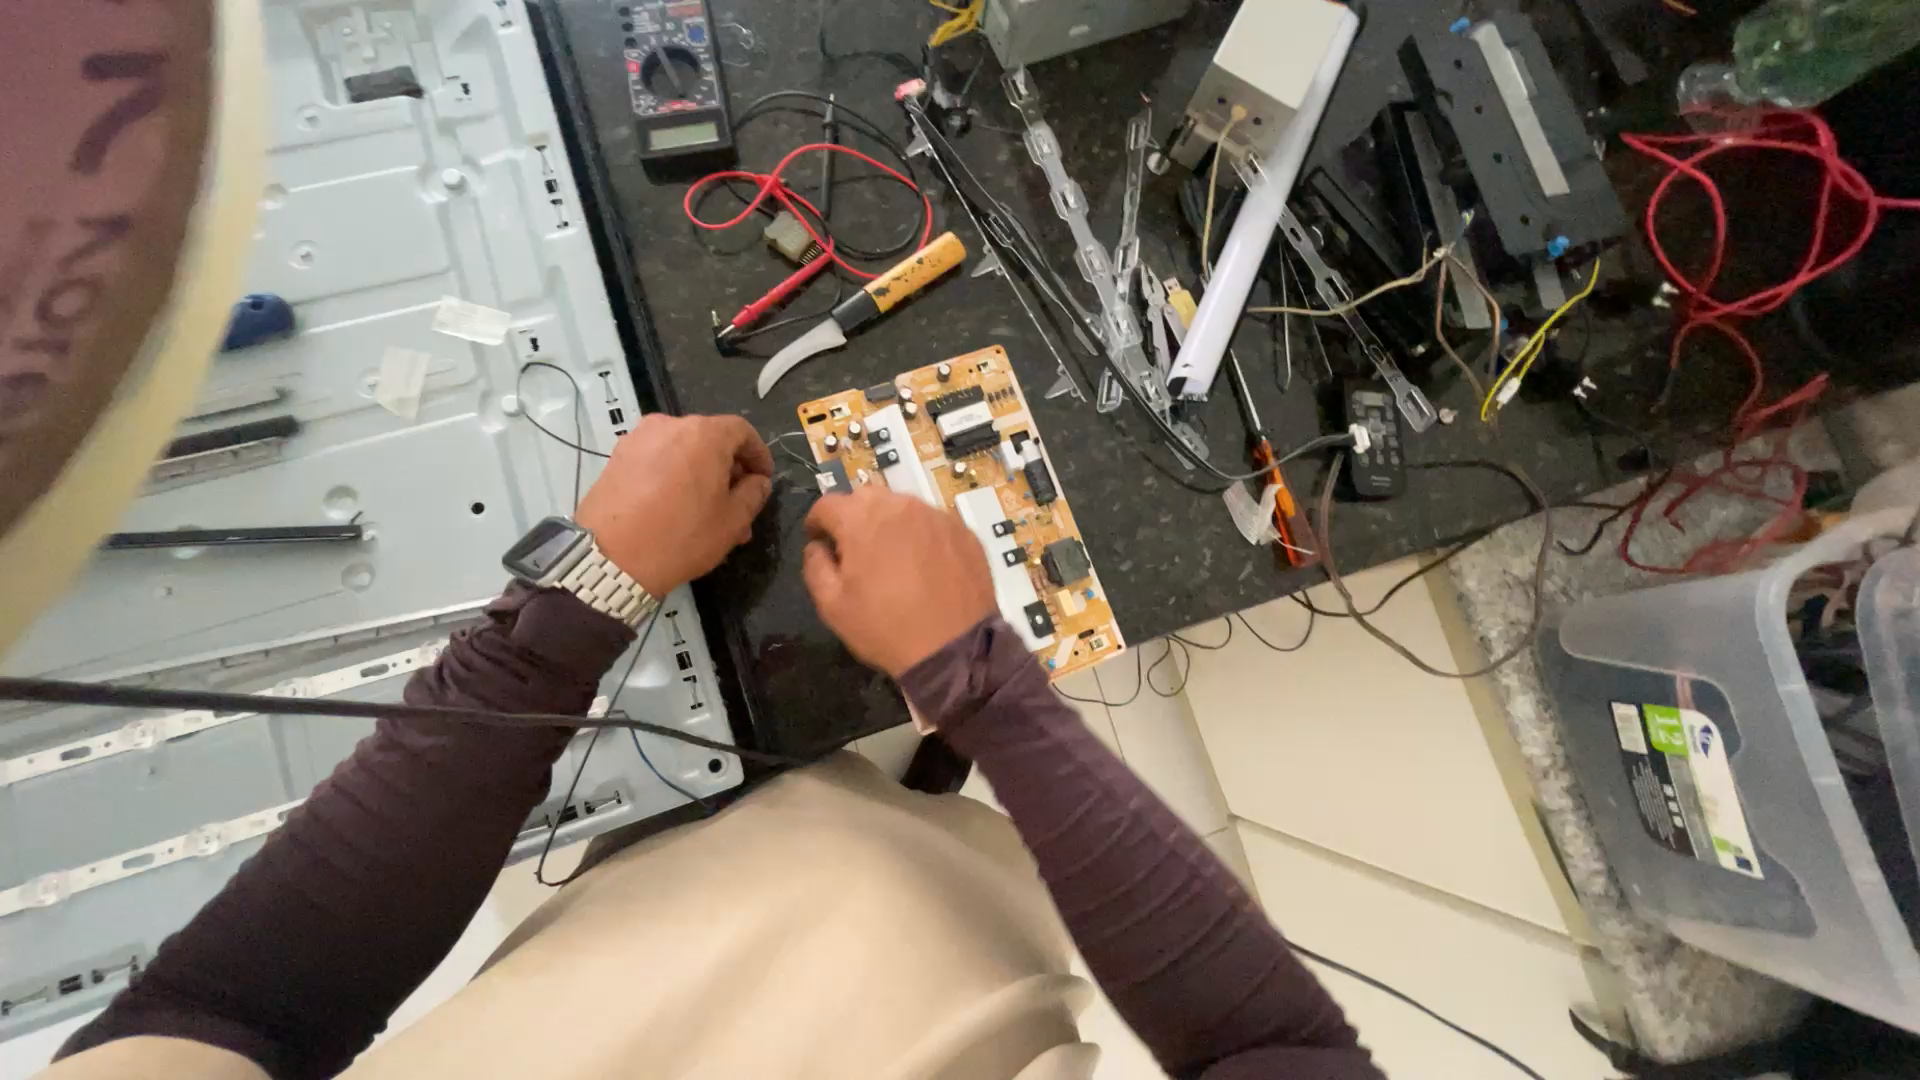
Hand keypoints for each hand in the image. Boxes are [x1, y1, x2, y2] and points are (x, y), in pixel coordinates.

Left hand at [575, 414, 772, 596]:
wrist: (611, 558)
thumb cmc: (682, 535)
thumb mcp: (733, 520)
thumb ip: (754, 493)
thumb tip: (757, 481)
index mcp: (704, 434)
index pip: (742, 431)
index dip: (758, 454)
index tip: (763, 480)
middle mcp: (670, 426)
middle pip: (711, 440)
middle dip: (729, 471)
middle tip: (738, 505)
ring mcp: (638, 440)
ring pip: (684, 453)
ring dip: (702, 477)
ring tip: (708, 514)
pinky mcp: (617, 458)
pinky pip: (658, 461)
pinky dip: (675, 477)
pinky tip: (677, 509)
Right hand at [802, 486, 995, 676]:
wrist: (954, 648)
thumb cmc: (886, 627)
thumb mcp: (833, 606)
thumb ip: (815, 566)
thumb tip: (816, 546)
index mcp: (861, 518)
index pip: (827, 504)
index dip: (817, 522)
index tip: (818, 540)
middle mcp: (900, 505)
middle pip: (866, 498)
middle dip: (854, 517)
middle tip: (856, 549)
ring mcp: (936, 515)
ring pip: (902, 506)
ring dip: (890, 523)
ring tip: (893, 556)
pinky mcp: (963, 530)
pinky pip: (932, 522)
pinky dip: (922, 535)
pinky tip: (926, 564)